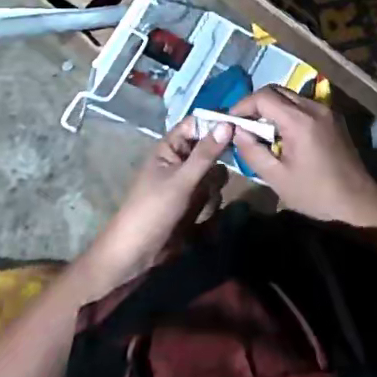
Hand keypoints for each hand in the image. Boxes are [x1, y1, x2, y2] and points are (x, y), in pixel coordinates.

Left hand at [77, 119, 231, 296]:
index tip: (242, 125)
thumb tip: (227, 123)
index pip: (197, 123)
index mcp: (170, 148)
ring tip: (202, 206)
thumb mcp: (181, 181)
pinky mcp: (192, 203)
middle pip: (210, 149)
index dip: (217, 121)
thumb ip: (206, 153)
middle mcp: (180, 161)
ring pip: (214, 174)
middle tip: (227, 172)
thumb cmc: (152, 211)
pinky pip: (211, 194)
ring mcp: (187, 183)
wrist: (134, 255)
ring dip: (212, 189)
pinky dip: (209, 205)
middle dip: (217, 163)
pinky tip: (200, 219)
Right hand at [229, 86, 376, 226]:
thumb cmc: (315, 193)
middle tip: (243, 123)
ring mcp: (326, 110)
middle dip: (256, 103)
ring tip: (260, 130)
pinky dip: (288, 111)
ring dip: (273, 107)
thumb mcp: (277, 178)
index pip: (263, 97)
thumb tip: (237, 131)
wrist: (357, 200)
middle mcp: (313, 107)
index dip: (243, 105)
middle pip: (277, 90)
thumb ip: (253, 152)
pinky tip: (283, 134)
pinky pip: (304, 105)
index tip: (230, 120)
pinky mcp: (333, 117)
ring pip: (291, 96)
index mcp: (299, 121)